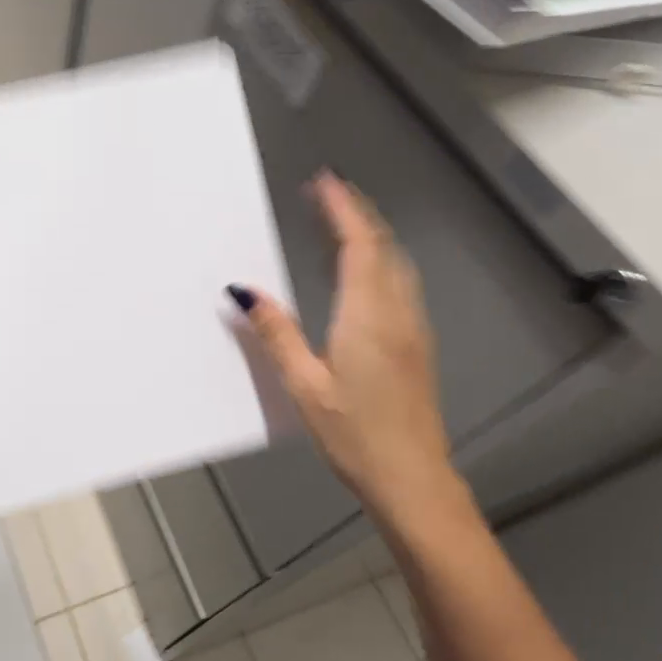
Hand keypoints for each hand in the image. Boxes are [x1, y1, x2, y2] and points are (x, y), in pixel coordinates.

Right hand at [228, 172, 453, 515]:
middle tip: (327, 192)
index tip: (324, 181)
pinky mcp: (417, 344)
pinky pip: (400, 283)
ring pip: (395, 264)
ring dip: (371, 235)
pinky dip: (380, 260)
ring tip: (342, 220)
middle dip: (357, 213)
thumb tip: (244, 292)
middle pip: (382, 247)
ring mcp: (413, 328)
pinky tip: (363, 270)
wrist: (414, 478)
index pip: (358, 246)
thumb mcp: (304, 385)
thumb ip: (276, 334)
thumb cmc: (355, 434)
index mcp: (367, 317)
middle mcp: (396, 313)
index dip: (342, 209)